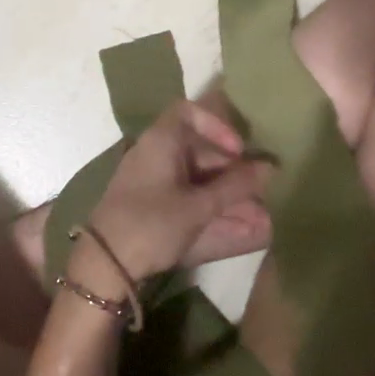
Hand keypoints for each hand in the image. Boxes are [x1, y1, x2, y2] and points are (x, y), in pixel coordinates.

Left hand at [84, 101, 270, 279]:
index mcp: (160, 141)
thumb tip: (270, 168)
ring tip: (255, 212)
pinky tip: (232, 222)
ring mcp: (149, 177)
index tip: (237, 150)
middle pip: (197, 147)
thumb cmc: (152, 224)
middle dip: (230, 168)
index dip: (217, 125)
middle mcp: (153, 152)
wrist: (104, 263)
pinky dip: (208, 202)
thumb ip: (235, 187)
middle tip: (257, 189)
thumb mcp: (199, 206)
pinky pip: (185, 191)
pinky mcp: (148, 201)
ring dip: (224, 190)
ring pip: (194, 174)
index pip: (188, 111)